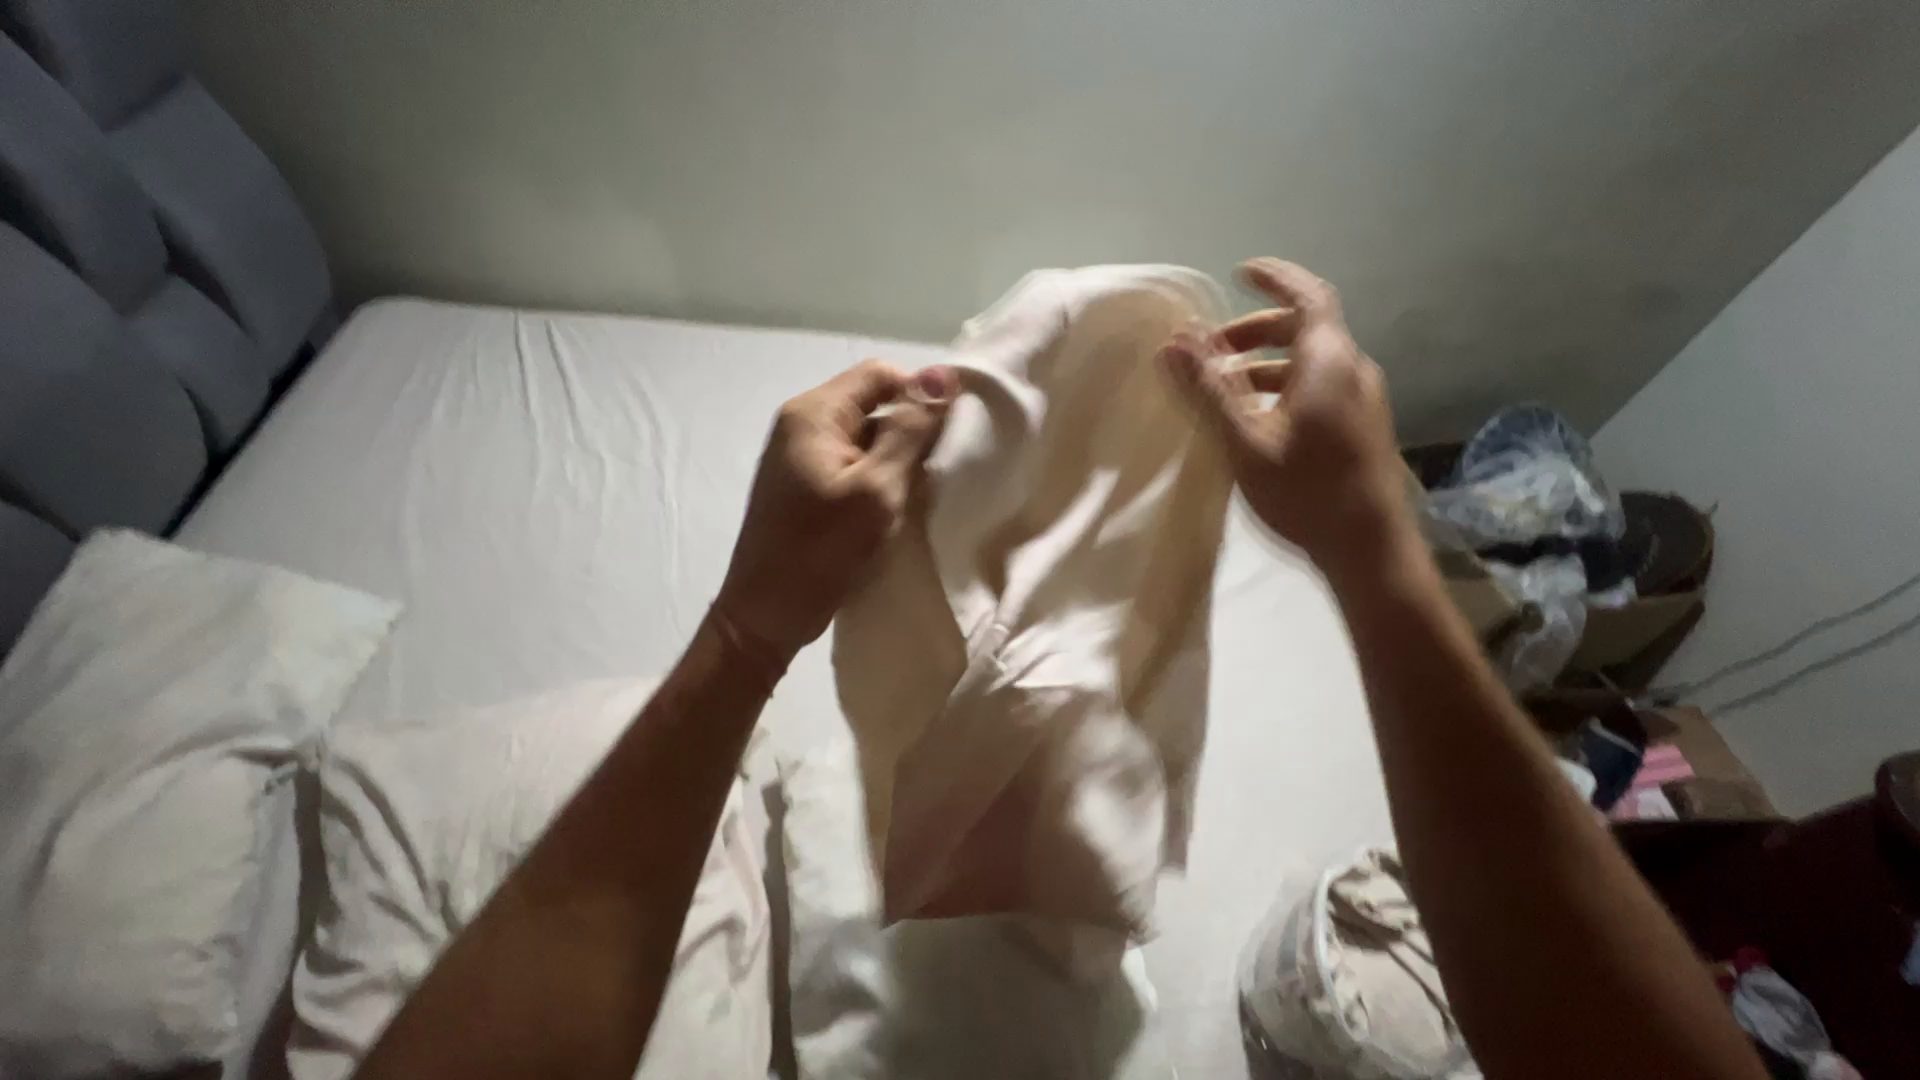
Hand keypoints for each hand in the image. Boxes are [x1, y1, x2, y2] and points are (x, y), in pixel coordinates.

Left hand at [714, 360, 957, 663]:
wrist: (764, 615)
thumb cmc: (820, 551)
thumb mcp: (876, 490)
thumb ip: (909, 432)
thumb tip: (942, 376)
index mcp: (813, 413)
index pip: (880, 374)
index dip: (921, 394)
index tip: (952, 433)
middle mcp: (801, 424)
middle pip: (871, 403)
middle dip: (911, 429)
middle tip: (941, 468)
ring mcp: (798, 456)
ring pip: (864, 437)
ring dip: (896, 458)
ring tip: (923, 491)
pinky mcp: (803, 485)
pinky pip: (851, 464)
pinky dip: (877, 478)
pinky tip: (895, 507)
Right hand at [1159, 258, 1414, 577]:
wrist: (1369, 549)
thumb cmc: (1306, 491)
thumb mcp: (1245, 441)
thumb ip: (1208, 390)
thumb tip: (1172, 343)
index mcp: (1329, 361)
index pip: (1308, 296)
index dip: (1274, 279)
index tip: (1239, 273)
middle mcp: (1353, 371)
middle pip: (1305, 330)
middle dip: (1255, 332)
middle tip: (1212, 352)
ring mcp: (1362, 401)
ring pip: (1309, 363)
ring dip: (1264, 365)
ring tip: (1223, 392)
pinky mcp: (1361, 428)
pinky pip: (1318, 388)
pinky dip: (1282, 388)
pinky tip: (1255, 422)